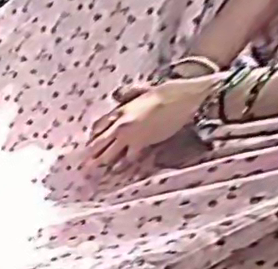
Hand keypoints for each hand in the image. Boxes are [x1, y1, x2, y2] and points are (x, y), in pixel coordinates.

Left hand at [86, 77, 216, 167]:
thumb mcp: (146, 89)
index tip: (93, 143)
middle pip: (95, 146)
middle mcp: (121, 125)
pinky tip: (118, 168)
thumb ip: (129, 94)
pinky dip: (121, 164)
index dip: (93, 137)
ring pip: (106, 156)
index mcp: (120, 111)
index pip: (96, 128)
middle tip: (86, 164)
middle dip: (90, 155)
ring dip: (102, 163)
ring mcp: (130, 137)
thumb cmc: (171, 91)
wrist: (192, 96)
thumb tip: (116, 94)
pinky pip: (126, 159)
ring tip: (98, 169)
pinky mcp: (141, 144)